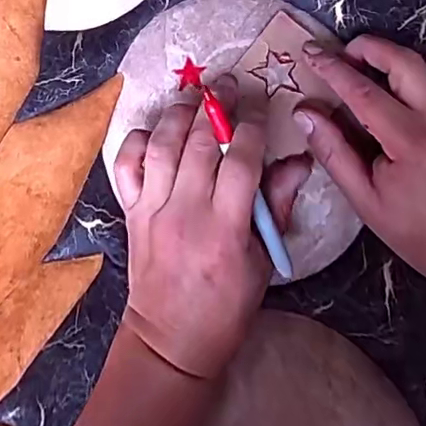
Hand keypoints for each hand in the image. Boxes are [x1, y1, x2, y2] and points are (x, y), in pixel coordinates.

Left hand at [115, 78, 309, 378]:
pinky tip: (155, 130)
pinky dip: (136, 141)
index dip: (252, 125)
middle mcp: (186, 212)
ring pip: (162, 146)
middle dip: (217, 106)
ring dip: (179, 114)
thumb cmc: (227, 304)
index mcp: (226, 228)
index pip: (241, 159)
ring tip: (194, 96)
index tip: (259, 106)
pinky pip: (126, 166)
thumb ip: (278, 204)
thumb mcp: (264, 260)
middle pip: (201, 143)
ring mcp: (152, 210)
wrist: (170, 341)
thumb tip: (299, 160)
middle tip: (227, 85)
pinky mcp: (130, 213)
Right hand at [297, 36, 425, 306]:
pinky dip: (418, 84)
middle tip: (344, 52)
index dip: (333, 67)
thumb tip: (306, 113)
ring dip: (394, 64)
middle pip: (403, 60)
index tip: (312, 52)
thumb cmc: (425, 238)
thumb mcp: (369, 204)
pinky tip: (404, 103)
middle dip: (369, 46)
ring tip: (368, 75)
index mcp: (413, 143)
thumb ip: (334, 153)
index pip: (363, 90)